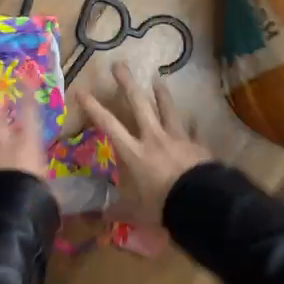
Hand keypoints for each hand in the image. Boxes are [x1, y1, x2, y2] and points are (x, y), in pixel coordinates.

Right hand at [74, 66, 212, 232]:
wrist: (201, 202)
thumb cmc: (162, 205)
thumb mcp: (135, 211)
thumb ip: (118, 211)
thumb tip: (101, 219)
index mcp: (133, 152)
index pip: (108, 124)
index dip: (93, 107)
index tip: (81, 90)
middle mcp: (153, 138)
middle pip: (138, 104)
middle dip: (127, 83)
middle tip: (119, 64)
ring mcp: (177, 139)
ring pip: (167, 109)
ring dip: (161, 93)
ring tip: (158, 78)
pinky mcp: (196, 145)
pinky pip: (193, 131)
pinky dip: (191, 125)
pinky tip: (194, 118)